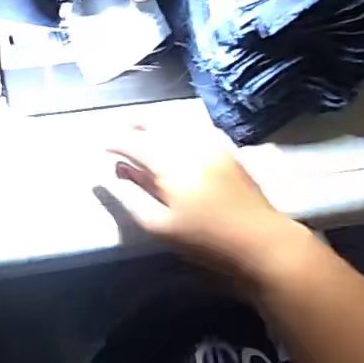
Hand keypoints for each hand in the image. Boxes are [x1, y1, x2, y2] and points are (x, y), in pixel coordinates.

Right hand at [107, 125, 316, 284]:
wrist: (260, 240)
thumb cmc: (205, 239)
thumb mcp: (160, 226)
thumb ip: (132, 198)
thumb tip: (113, 175)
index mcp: (169, 164)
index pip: (133, 142)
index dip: (115, 142)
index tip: (103, 146)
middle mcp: (189, 145)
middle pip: (155, 123)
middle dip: (134, 125)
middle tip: (119, 132)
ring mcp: (212, 144)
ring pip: (177, 122)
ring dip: (156, 123)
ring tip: (142, 130)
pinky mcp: (227, 149)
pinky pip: (198, 127)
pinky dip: (180, 127)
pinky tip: (176, 135)